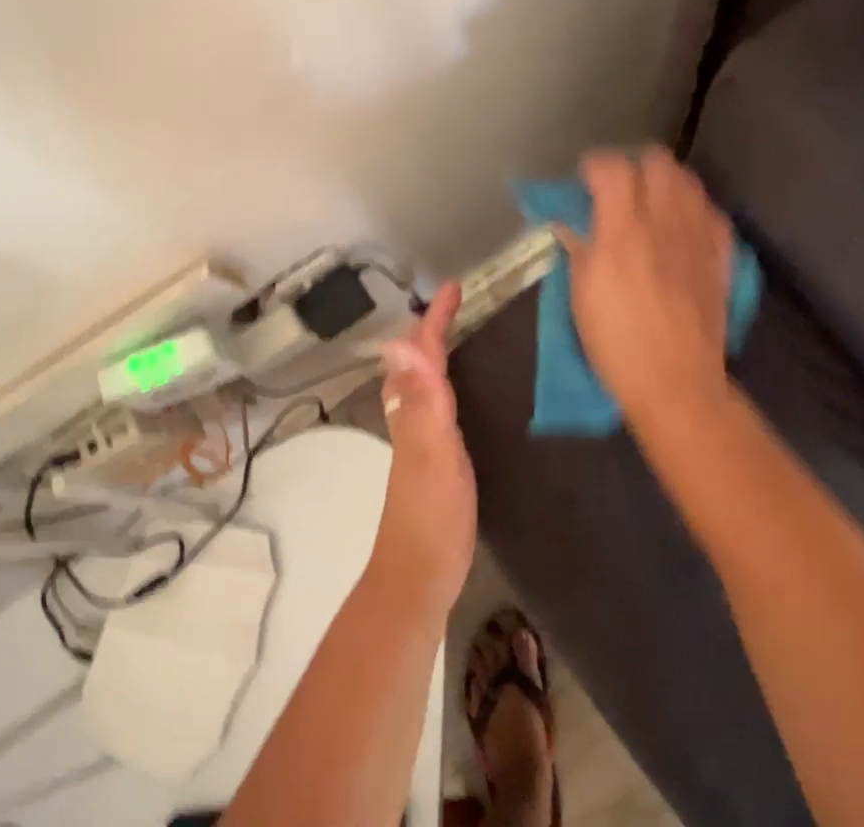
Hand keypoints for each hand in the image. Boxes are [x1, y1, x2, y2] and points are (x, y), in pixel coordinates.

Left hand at [369, 281, 476, 609]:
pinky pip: (437, 416)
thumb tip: (400, 343)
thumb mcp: (432, 453)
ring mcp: (421, 448)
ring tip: (459, 342)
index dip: (434, 321)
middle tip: (456, 309)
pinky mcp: (435, 469)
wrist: (418, 578)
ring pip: (424, 391)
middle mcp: (412, 424)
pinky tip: (463, 405)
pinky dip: (446, 394)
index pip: (421, 356)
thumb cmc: (430, 516)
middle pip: (417, 367)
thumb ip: (422, 401)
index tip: (453, 287)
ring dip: (436, 361)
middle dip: (432, 333)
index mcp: (414, 415)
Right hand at [556, 148, 735, 422]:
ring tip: (652, 203)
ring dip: (666, 183)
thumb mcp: (582, 299)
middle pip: (656, 162)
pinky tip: (683, 227)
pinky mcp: (722, 256)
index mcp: (622, 232)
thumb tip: (572, 225)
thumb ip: (578, 252)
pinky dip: (694, 210)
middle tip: (620, 189)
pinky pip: (711, 212)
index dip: (595, 166)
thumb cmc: (617, 346)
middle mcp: (665, 223)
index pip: (611, 169)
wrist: (676, 381)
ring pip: (688, 181)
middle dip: (634, 167)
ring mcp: (699, 237)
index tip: (586, 180)